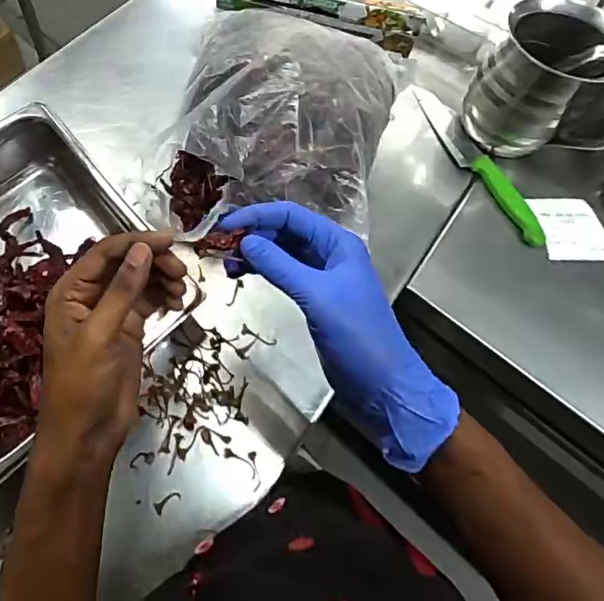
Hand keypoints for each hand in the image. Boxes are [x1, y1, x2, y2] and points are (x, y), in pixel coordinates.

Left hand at [38, 232, 186, 461]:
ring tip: (182, 288)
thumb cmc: (81, 384)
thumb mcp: (100, 334)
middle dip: (152, 261)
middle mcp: (88, 295)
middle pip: (124, 263)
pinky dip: (162, 297)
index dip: (136, 242)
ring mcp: (109, 312)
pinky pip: (146, 302)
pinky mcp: (126, 329)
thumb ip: (121, 291)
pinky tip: (178, 300)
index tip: (169, 240)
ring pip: (138, 281)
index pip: (105, 252)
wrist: (85, 435)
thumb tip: (142, 250)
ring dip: (160, 278)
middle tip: (181, 271)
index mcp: (70, 289)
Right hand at [222, 201, 457, 472]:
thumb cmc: (358, 336)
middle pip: (282, 230)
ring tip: (226, 262)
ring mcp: (320, 275)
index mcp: (337, 243)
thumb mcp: (315, 295)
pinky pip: (280, 271)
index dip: (255, 216)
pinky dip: (260, 269)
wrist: (384, 387)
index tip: (224, 226)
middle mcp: (328, 252)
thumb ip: (278, 264)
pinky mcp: (312, 296)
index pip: (289, 215)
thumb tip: (244, 240)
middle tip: (219, 244)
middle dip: (251, 233)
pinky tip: (241, 273)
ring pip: (279, 251)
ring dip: (252, 252)